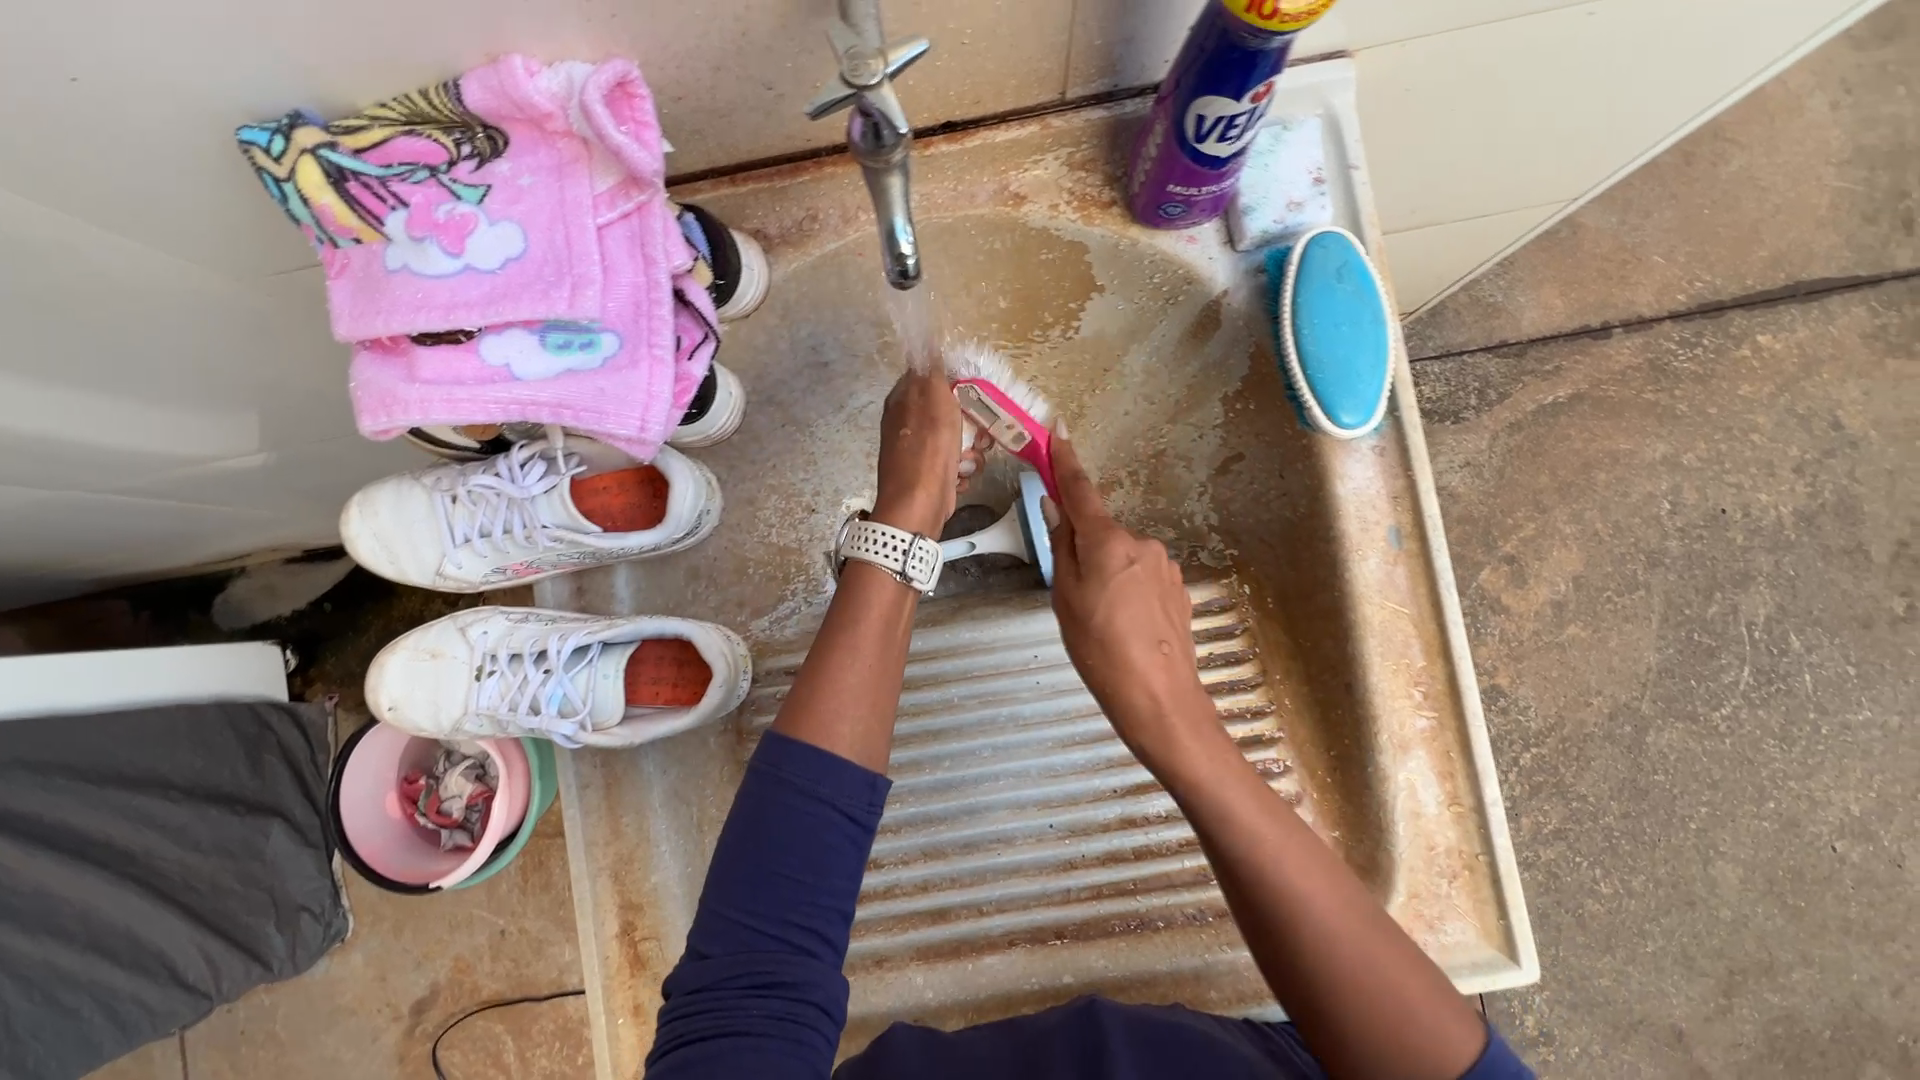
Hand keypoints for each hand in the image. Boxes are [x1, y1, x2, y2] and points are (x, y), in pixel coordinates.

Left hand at [873, 366, 988, 536]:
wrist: (919, 504)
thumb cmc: (927, 449)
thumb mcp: (933, 399)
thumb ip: (931, 370)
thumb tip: (926, 340)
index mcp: (903, 401)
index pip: (929, 377)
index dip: (954, 383)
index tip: (972, 393)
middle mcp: (907, 424)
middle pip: (949, 410)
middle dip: (970, 422)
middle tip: (978, 433)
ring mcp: (919, 451)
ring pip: (957, 439)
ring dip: (970, 451)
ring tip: (968, 460)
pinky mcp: (931, 474)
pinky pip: (955, 464)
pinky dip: (961, 470)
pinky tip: (960, 477)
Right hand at [1043, 424, 1220, 769]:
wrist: (1160, 697)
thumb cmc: (1099, 650)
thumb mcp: (1065, 598)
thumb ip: (1062, 547)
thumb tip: (1057, 507)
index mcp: (1108, 541)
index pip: (1081, 490)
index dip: (1066, 461)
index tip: (1058, 431)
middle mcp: (1142, 543)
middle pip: (1101, 532)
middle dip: (1084, 550)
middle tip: (1073, 596)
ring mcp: (1165, 566)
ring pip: (1122, 557)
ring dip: (1107, 574)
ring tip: (1102, 622)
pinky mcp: (1179, 588)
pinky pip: (1142, 577)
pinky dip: (1128, 591)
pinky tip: (1125, 626)